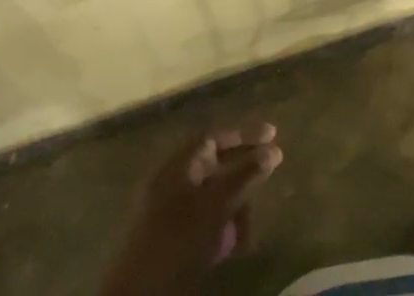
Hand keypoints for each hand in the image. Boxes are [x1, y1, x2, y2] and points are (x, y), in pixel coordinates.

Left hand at [98, 124, 282, 295]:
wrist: (140, 292)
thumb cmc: (178, 239)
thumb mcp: (217, 204)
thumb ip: (245, 174)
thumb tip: (273, 150)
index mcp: (175, 166)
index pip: (213, 138)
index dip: (244, 134)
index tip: (273, 134)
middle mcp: (171, 183)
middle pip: (216, 167)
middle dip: (244, 176)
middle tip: (270, 175)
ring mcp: (170, 212)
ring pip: (214, 198)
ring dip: (236, 211)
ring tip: (246, 237)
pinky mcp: (173, 238)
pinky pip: (205, 222)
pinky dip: (223, 230)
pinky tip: (232, 248)